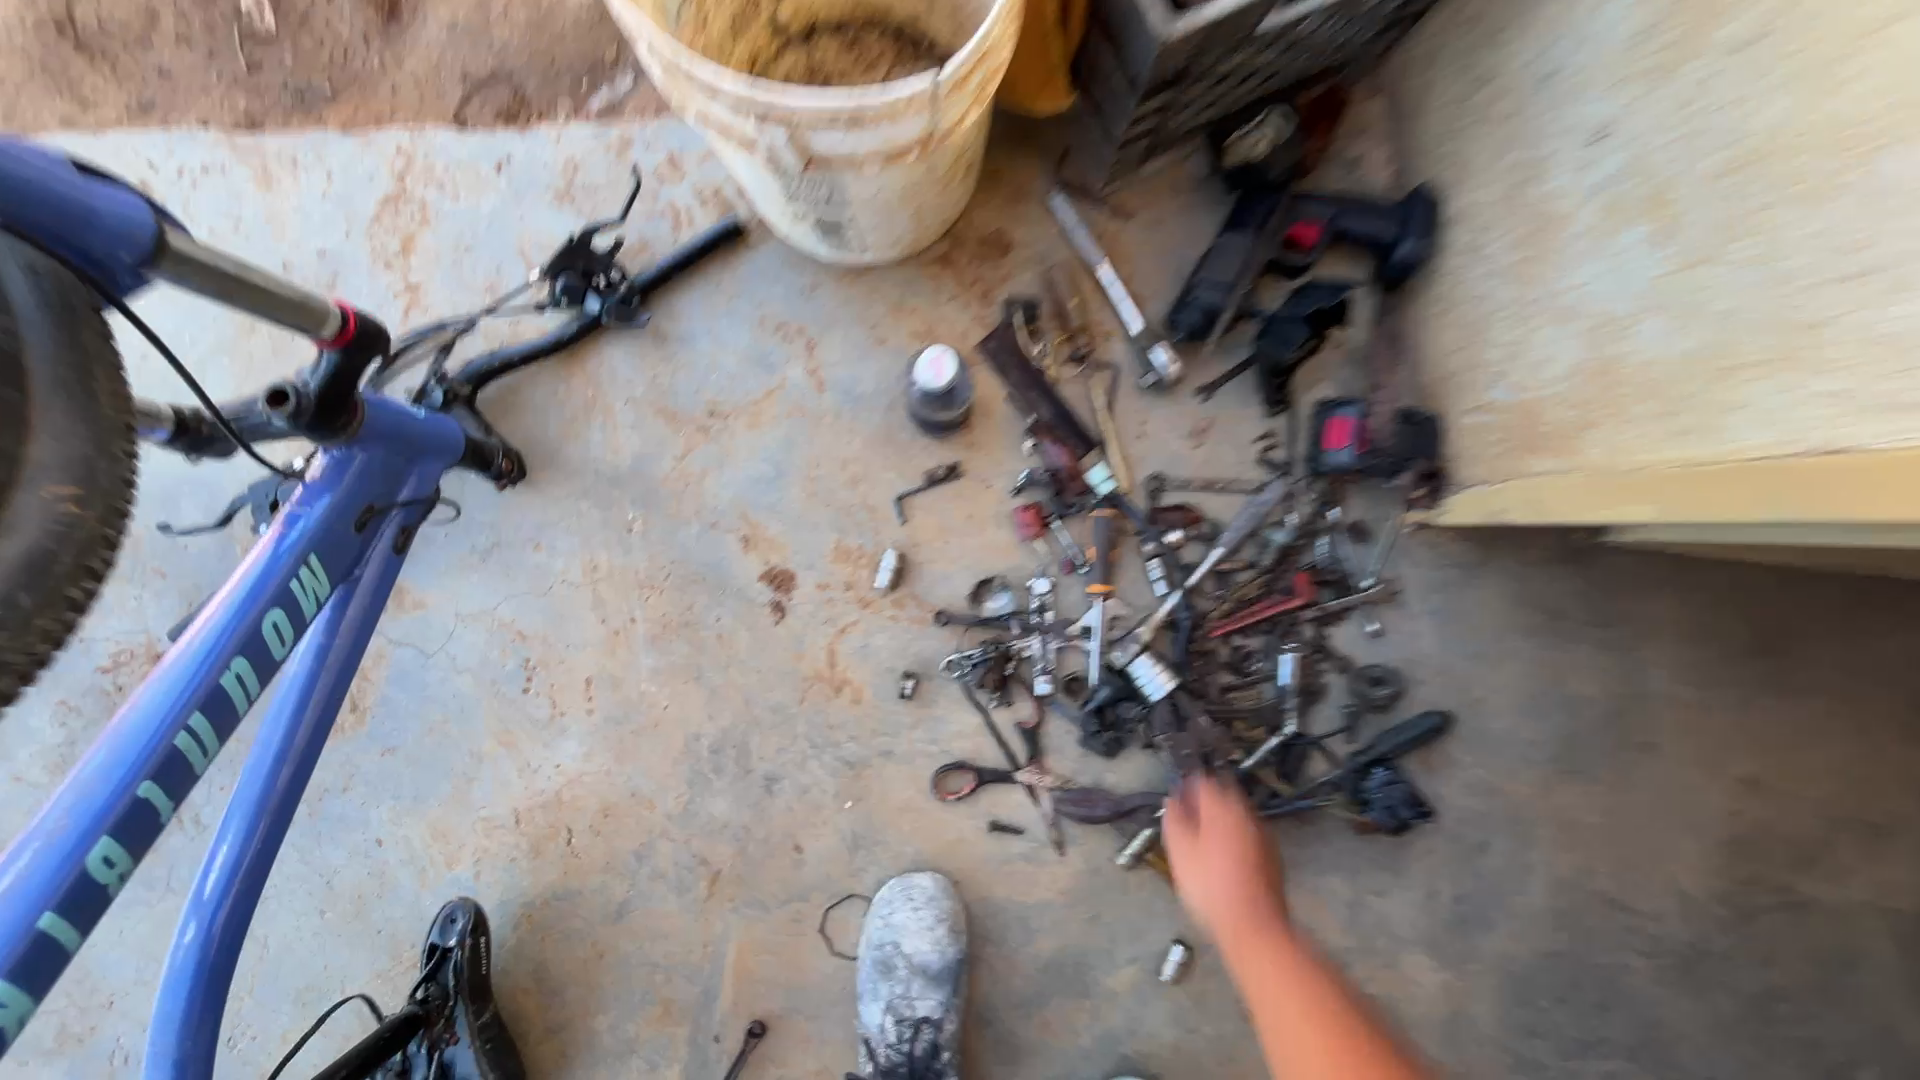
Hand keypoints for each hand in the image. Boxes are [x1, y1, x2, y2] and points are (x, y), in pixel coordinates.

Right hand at [1162, 773, 1288, 941]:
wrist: (1254, 925)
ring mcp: (1263, 833)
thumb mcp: (1179, 850)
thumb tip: (1173, 800)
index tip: (1175, 799)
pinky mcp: (1273, 855)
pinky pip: (1248, 834)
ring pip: (1237, 814)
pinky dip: (1235, 836)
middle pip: (1223, 793)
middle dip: (1205, 801)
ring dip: (1220, 819)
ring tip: (1203, 840)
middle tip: (1188, 819)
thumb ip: (1173, 818)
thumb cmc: (1210, 885)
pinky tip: (1225, 858)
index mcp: (1222, 805)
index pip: (1202, 779)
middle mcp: (1246, 812)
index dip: (1186, 785)